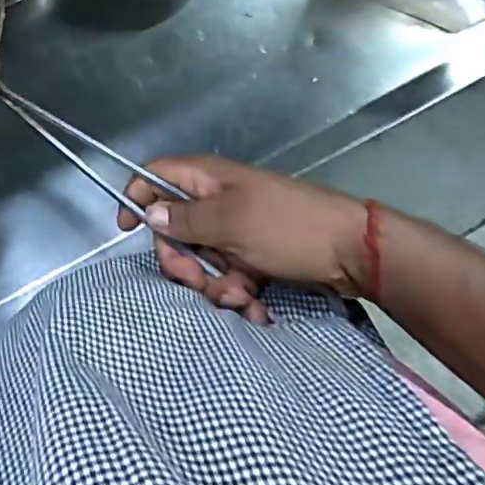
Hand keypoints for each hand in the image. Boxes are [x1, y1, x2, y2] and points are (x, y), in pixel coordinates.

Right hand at [117, 155, 373, 322]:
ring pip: (200, 256)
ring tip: (240, 298)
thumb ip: (184, 220)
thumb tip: (149, 213)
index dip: (137, 197)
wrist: (356, 253)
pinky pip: (227, 272)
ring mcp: (234, 228)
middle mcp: (214, 200)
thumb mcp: (228, 222)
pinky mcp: (253, 253)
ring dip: (212, 282)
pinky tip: (253, 307)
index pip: (154, 177)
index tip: (128, 229)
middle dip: (180, 259)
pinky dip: (235, 291)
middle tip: (195, 279)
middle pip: (173, 226)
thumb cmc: (286, 227)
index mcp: (204, 179)